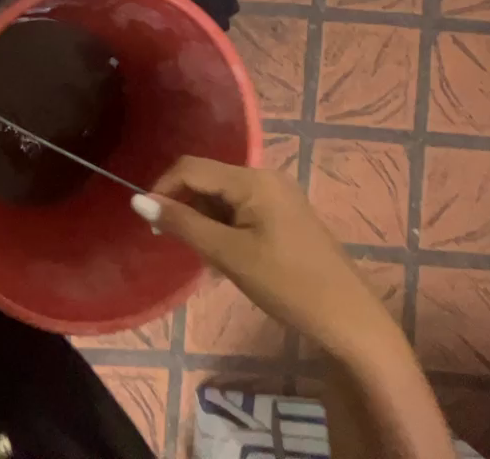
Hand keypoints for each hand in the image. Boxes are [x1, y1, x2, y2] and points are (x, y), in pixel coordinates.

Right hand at [142, 157, 398, 361]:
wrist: (352, 322)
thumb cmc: (288, 285)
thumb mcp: (228, 254)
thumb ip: (182, 223)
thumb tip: (137, 200)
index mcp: (253, 180)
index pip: (190, 168)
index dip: (163, 189)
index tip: (149, 223)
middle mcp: (266, 177)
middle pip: (207, 179)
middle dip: (185, 207)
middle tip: (175, 244)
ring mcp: (279, 196)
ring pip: (223, 196)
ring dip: (204, 220)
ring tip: (205, 258)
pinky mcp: (286, 216)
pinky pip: (241, 209)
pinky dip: (224, 228)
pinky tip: (227, 258)